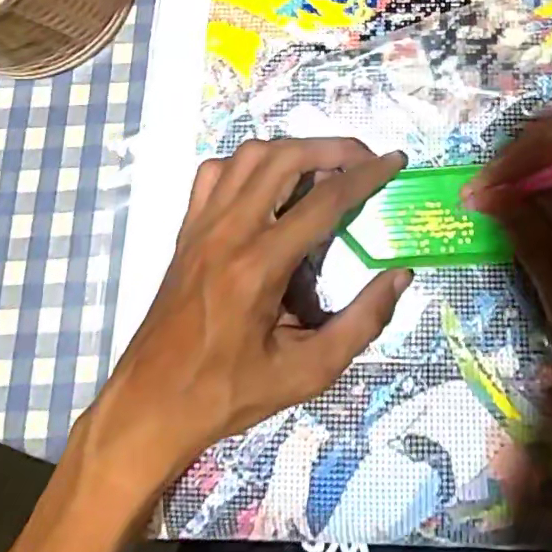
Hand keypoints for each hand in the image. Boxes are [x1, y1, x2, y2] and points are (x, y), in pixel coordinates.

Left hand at [95, 138, 413, 479]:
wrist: (150, 404)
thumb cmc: (229, 393)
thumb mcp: (308, 372)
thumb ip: (362, 322)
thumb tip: (401, 276)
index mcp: (259, 266)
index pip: (324, 201)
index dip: (366, 175)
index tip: (395, 161)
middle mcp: (229, 231)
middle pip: (285, 158)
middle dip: (333, 148)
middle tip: (363, 160)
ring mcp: (202, 224)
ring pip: (249, 155)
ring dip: (292, 150)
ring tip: (322, 170)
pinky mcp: (187, 228)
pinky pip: (216, 173)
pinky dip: (249, 164)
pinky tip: (268, 186)